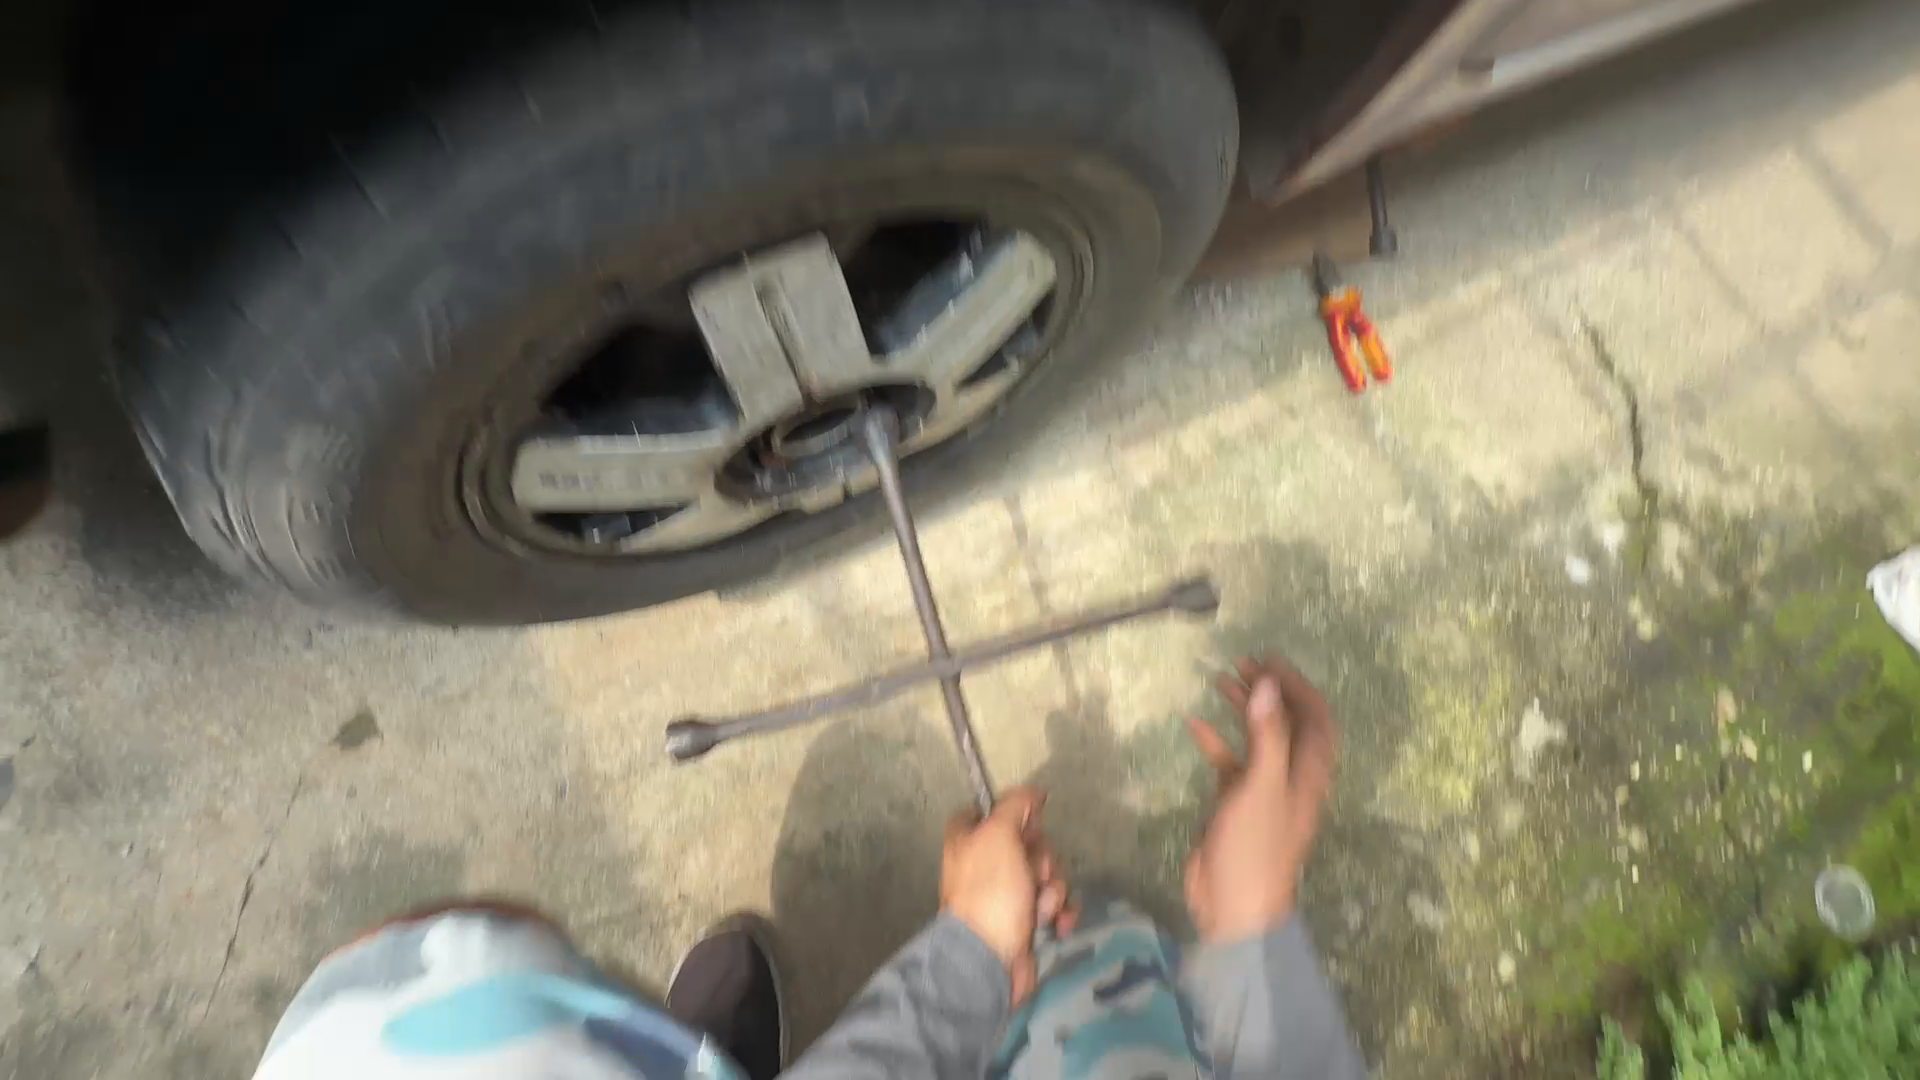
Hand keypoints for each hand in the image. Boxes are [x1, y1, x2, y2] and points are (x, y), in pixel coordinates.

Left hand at [940, 786, 1076, 1001]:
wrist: (988, 961)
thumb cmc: (990, 890)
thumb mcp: (999, 833)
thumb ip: (1016, 804)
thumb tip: (1034, 791)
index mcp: (969, 836)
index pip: (1003, 811)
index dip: (1022, 819)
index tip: (1029, 831)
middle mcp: (985, 860)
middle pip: (1031, 842)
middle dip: (1043, 860)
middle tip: (1034, 875)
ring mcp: (1005, 891)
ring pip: (1047, 872)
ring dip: (1052, 889)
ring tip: (1039, 909)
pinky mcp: (1023, 918)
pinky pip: (1053, 902)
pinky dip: (1058, 911)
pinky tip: (1057, 925)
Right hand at [1184, 656, 1336, 943]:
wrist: (1233, 903)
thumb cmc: (1254, 844)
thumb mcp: (1262, 786)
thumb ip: (1267, 735)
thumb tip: (1268, 685)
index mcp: (1309, 773)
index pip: (1316, 718)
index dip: (1297, 687)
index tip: (1269, 662)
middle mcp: (1291, 775)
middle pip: (1288, 722)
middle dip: (1269, 690)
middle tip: (1242, 662)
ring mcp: (1264, 787)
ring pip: (1258, 737)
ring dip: (1244, 708)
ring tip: (1219, 679)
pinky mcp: (1237, 800)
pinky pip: (1229, 760)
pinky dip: (1215, 740)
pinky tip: (1192, 724)